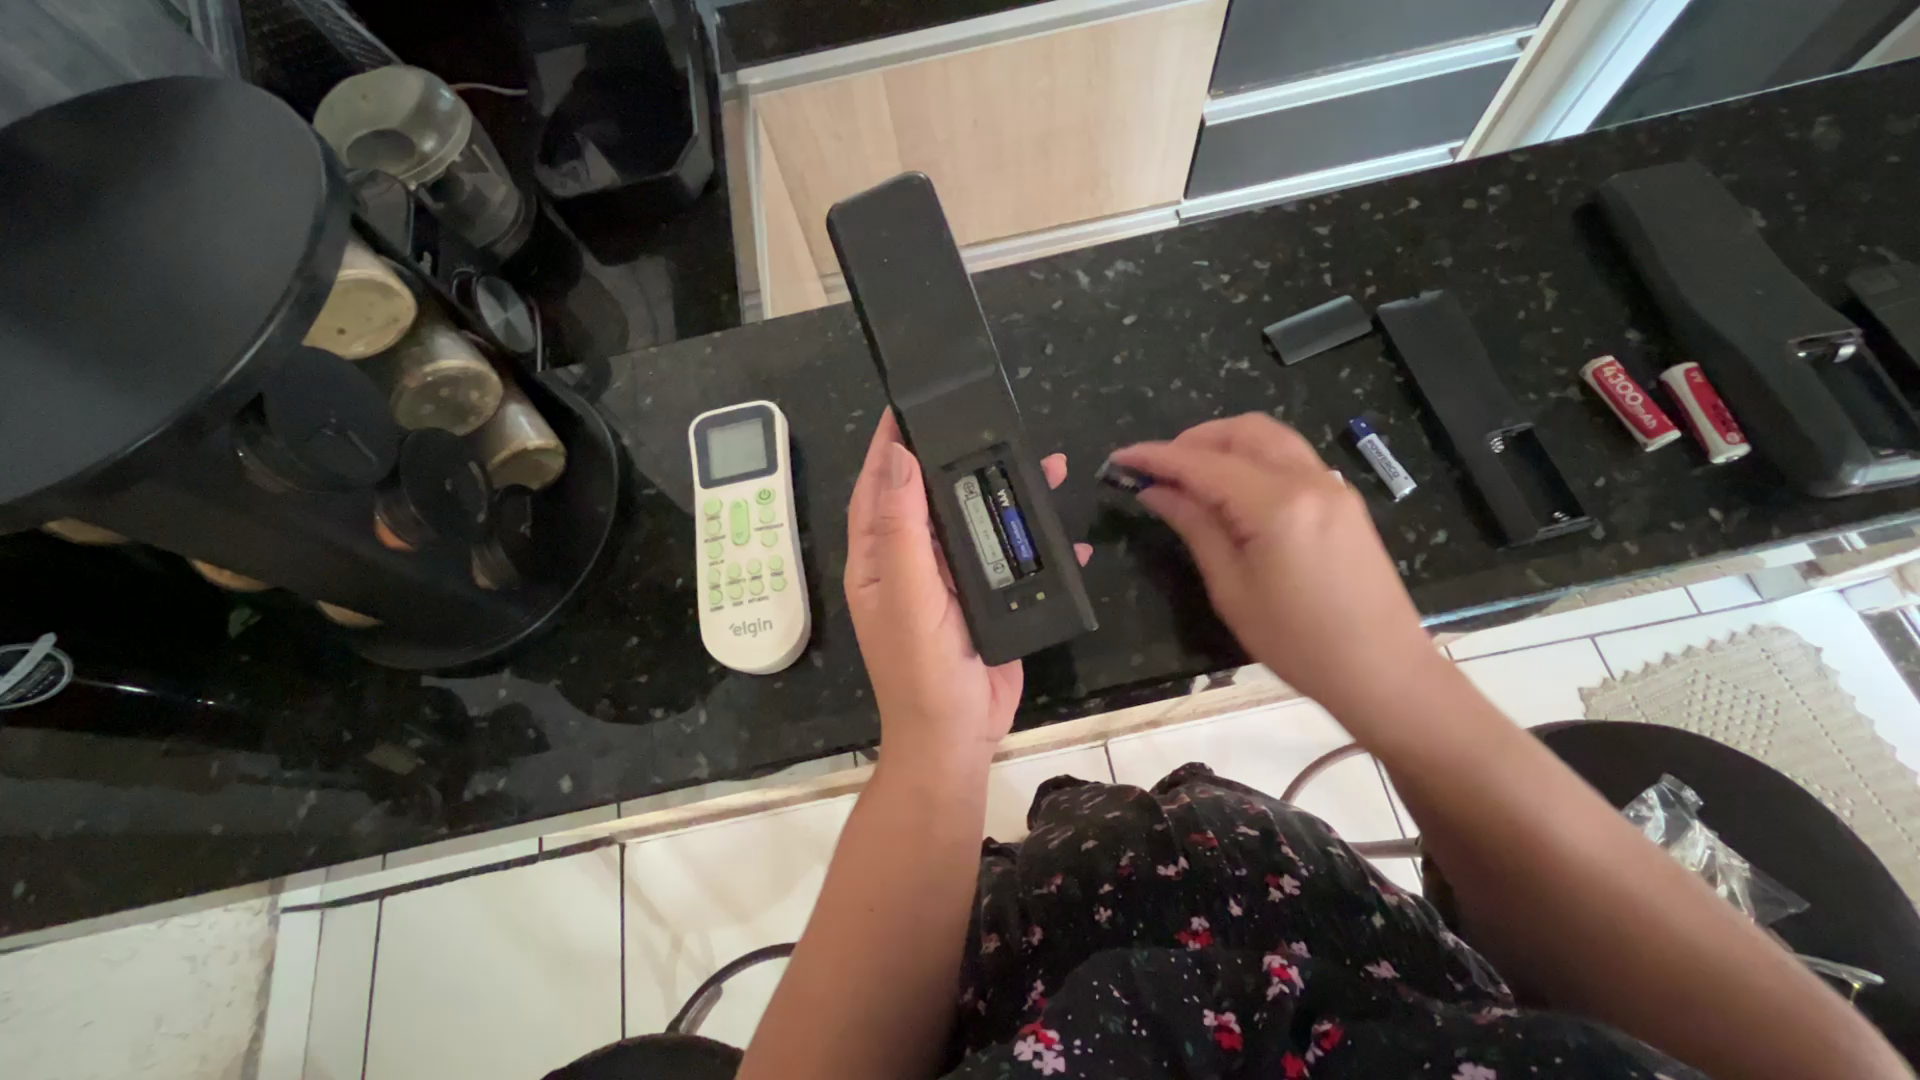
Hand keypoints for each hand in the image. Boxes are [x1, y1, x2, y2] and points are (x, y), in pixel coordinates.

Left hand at [845, 411, 1090, 769]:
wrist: (958, 736)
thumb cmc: (920, 668)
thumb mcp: (907, 594)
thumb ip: (903, 528)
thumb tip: (899, 459)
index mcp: (879, 559)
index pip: (878, 489)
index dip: (889, 447)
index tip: (909, 405)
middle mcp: (912, 564)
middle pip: (932, 499)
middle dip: (959, 462)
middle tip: (992, 426)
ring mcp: (951, 582)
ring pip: (977, 524)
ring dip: (1008, 496)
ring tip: (1048, 465)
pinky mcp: (987, 600)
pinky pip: (1010, 559)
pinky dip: (1037, 545)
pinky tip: (1069, 535)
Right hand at [1109, 413, 1445, 716]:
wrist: (1383, 671)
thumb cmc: (1299, 643)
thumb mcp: (1232, 589)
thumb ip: (1195, 527)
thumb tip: (1156, 492)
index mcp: (1277, 504)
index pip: (1203, 463)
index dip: (1156, 457)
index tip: (1120, 458)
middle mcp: (1309, 480)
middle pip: (1242, 432)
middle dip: (1192, 440)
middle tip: (1156, 470)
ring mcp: (1333, 487)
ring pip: (1270, 438)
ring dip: (1224, 444)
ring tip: (1188, 476)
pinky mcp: (1343, 501)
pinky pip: (1291, 458)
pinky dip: (1253, 458)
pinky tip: (1231, 490)